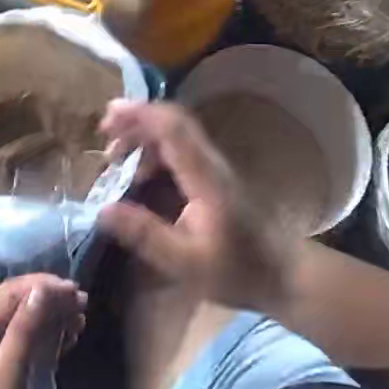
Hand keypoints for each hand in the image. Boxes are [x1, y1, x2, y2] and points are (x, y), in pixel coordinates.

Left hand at [0, 275, 84, 388]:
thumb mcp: (7, 376)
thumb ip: (25, 330)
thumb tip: (44, 288)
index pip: (10, 293)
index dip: (44, 287)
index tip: (77, 293)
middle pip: (15, 306)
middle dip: (50, 303)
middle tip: (83, 308)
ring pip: (20, 325)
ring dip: (49, 322)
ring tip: (78, 325)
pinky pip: (19, 345)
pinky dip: (42, 341)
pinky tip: (63, 344)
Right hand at [96, 101, 300, 314]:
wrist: (284, 274)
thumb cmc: (237, 271)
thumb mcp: (185, 262)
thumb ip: (145, 234)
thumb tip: (103, 210)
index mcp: (205, 178)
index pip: (173, 130)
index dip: (141, 115)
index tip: (110, 114)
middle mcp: (212, 163)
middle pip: (175, 124)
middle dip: (138, 120)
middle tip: (105, 133)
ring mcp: (216, 169)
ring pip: (179, 135)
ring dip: (146, 136)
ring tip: (116, 156)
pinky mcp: (216, 179)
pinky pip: (183, 152)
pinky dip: (157, 152)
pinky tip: (141, 174)